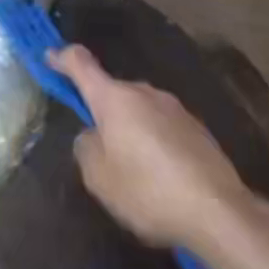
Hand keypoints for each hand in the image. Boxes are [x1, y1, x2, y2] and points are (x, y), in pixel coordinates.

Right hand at [50, 45, 268, 268]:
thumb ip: (86, 148)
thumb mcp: (99, 178)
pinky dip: (155, 142)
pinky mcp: (197, 128)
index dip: (61, 57)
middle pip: (112, 92)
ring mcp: (174, 108)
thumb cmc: (148, 190)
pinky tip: (161, 176)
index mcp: (113, 97)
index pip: (80, 63)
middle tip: (99, 147)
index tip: (48, 55)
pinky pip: (163, 127)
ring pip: (139, 110)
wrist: (219, 212)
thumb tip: (93, 135)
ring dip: (131, 129)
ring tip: (134, 169)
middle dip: (102, 111)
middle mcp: (143, 92)